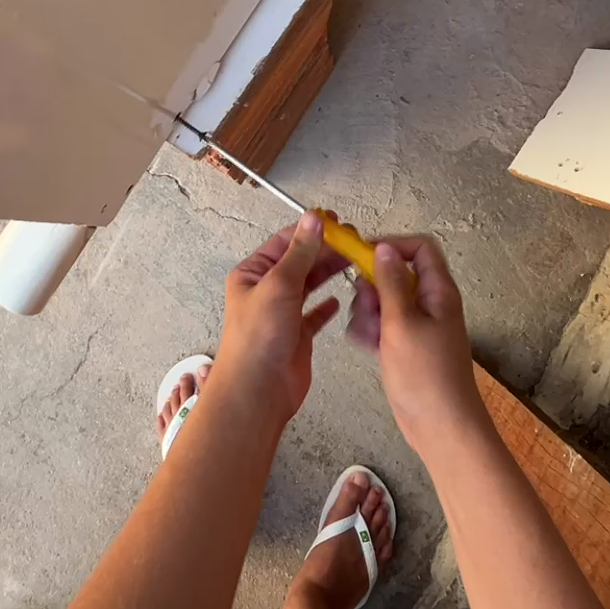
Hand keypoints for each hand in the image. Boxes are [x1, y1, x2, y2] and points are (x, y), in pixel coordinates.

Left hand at [209, 214, 350, 423]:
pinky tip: (340, 298)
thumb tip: (313, 218)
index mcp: (253, 273)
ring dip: (329, 272)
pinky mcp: (297, 335)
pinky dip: (327, 305)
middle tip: (355, 241)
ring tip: (355, 260)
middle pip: (300, 261)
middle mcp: (266, 289)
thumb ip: (300, 252)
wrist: (258, 390)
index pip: (285, 242)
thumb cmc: (260, 335)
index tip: (338, 222)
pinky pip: (315, 314)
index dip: (310, 229)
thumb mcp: (279, 284)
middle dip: (325, 250)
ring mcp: (282, 312)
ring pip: (310, 284)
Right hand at [345, 236, 486, 453]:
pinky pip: (382, 323)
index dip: (392, 245)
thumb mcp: (401, 322)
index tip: (363, 257)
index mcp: (438, 291)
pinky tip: (366, 346)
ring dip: (368, 311)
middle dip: (372, 286)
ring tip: (368, 335)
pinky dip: (371, 330)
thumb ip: (390, 282)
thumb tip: (384, 247)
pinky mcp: (405, 344)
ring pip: (384, 299)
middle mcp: (430, 302)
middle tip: (367, 307)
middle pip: (396, 273)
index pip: (420, 247)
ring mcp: (417, 324)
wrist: (441, 428)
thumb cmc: (425, 374)